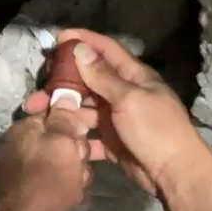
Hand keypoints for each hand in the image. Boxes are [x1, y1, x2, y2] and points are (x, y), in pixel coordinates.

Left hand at [0, 101, 94, 210]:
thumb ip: (65, 117)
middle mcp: (25, 144)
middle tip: (80, 159)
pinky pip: (64, 179)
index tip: (89, 125)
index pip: (54, 109)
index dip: (75, 116)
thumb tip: (65, 93)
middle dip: (79, 148)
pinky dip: (71, 186)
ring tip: (76, 181)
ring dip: (78, 170)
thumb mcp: (62, 141)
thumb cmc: (47, 178)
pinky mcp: (39, 188)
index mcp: (26, 128)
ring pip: (68, 159)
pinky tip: (73, 194)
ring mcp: (31, 168)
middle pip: (64, 136)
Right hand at [21, 29, 211, 196]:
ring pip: (84, 109)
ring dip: (64, 111)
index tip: (58, 37)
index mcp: (133, 77)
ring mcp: (117, 119)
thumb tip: (79, 48)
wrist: (173, 173)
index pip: (106, 50)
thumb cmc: (155, 129)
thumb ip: (102, 76)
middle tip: (38, 89)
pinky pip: (88, 135)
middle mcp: (124, 94)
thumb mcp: (128, 99)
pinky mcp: (112, 142)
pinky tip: (56, 138)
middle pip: (89, 82)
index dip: (84, 40)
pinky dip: (74, 136)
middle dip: (63, 83)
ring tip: (39, 116)